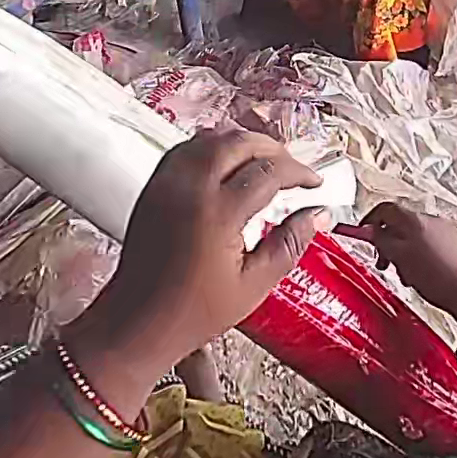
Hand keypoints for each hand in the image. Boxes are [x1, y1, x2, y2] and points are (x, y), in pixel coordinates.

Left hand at [71, 130, 324, 373]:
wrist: (139, 319)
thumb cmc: (193, 311)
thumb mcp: (253, 285)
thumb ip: (289, 243)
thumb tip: (317, 215)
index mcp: (218, 212)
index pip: (268, 171)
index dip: (298, 172)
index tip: (313, 183)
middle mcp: (190, 187)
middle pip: (239, 142)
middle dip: (273, 149)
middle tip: (293, 169)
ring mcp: (167, 181)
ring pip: (211, 138)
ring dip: (242, 142)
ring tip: (264, 162)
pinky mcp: (153, 184)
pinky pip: (186, 148)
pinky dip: (212, 146)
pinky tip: (226, 162)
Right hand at [337, 203, 456, 328]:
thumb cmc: (437, 277)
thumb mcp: (399, 257)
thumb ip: (380, 240)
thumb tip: (368, 230)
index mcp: (414, 219)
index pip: (385, 209)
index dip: (370, 220)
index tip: (362, 234)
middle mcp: (431, 220)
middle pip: (399, 223)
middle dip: (386, 241)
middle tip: (382, 260)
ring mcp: (446, 233)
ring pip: (413, 236)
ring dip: (402, 251)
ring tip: (404, 273)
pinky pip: (429, 246)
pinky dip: (418, 257)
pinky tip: (421, 276)